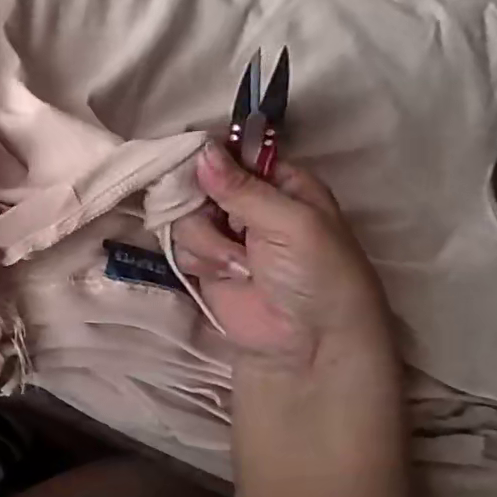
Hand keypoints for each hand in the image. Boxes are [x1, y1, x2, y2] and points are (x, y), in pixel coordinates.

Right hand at [169, 141, 391, 374]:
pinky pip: (180, 243)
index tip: (191, 165)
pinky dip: (198, 259)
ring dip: (206, 239)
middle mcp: (248, 203)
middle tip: (220, 220)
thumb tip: (200, 150)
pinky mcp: (205, 261)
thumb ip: (242, 186)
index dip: (208, 156)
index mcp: (280, 183)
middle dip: (202, 203)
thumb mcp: (291, 223)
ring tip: (237, 263)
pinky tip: (224, 275)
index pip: (232, 152)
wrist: (305, 347)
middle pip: (197, 181)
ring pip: (184, 214)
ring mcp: (224, 233)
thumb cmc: (317, 276)